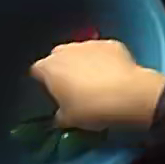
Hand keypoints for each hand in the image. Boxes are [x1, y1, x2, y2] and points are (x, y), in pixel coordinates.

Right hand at [29, 40, 164, 129]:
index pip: (37, 71)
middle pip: (58, 57)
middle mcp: (65, 50)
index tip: (52, 92)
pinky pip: (102, 51)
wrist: (127, 95)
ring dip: (84, 62)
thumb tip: (60, 116)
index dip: (44, 81)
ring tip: (96, 81)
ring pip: (81, 52)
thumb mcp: (69, 120)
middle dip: (63, 68)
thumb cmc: (90, 108)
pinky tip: (113, 74)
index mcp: (49, 68)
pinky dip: (105, 60)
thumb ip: (59, 115)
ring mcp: (89, 44)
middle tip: (73, 87)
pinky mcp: (110, 43)